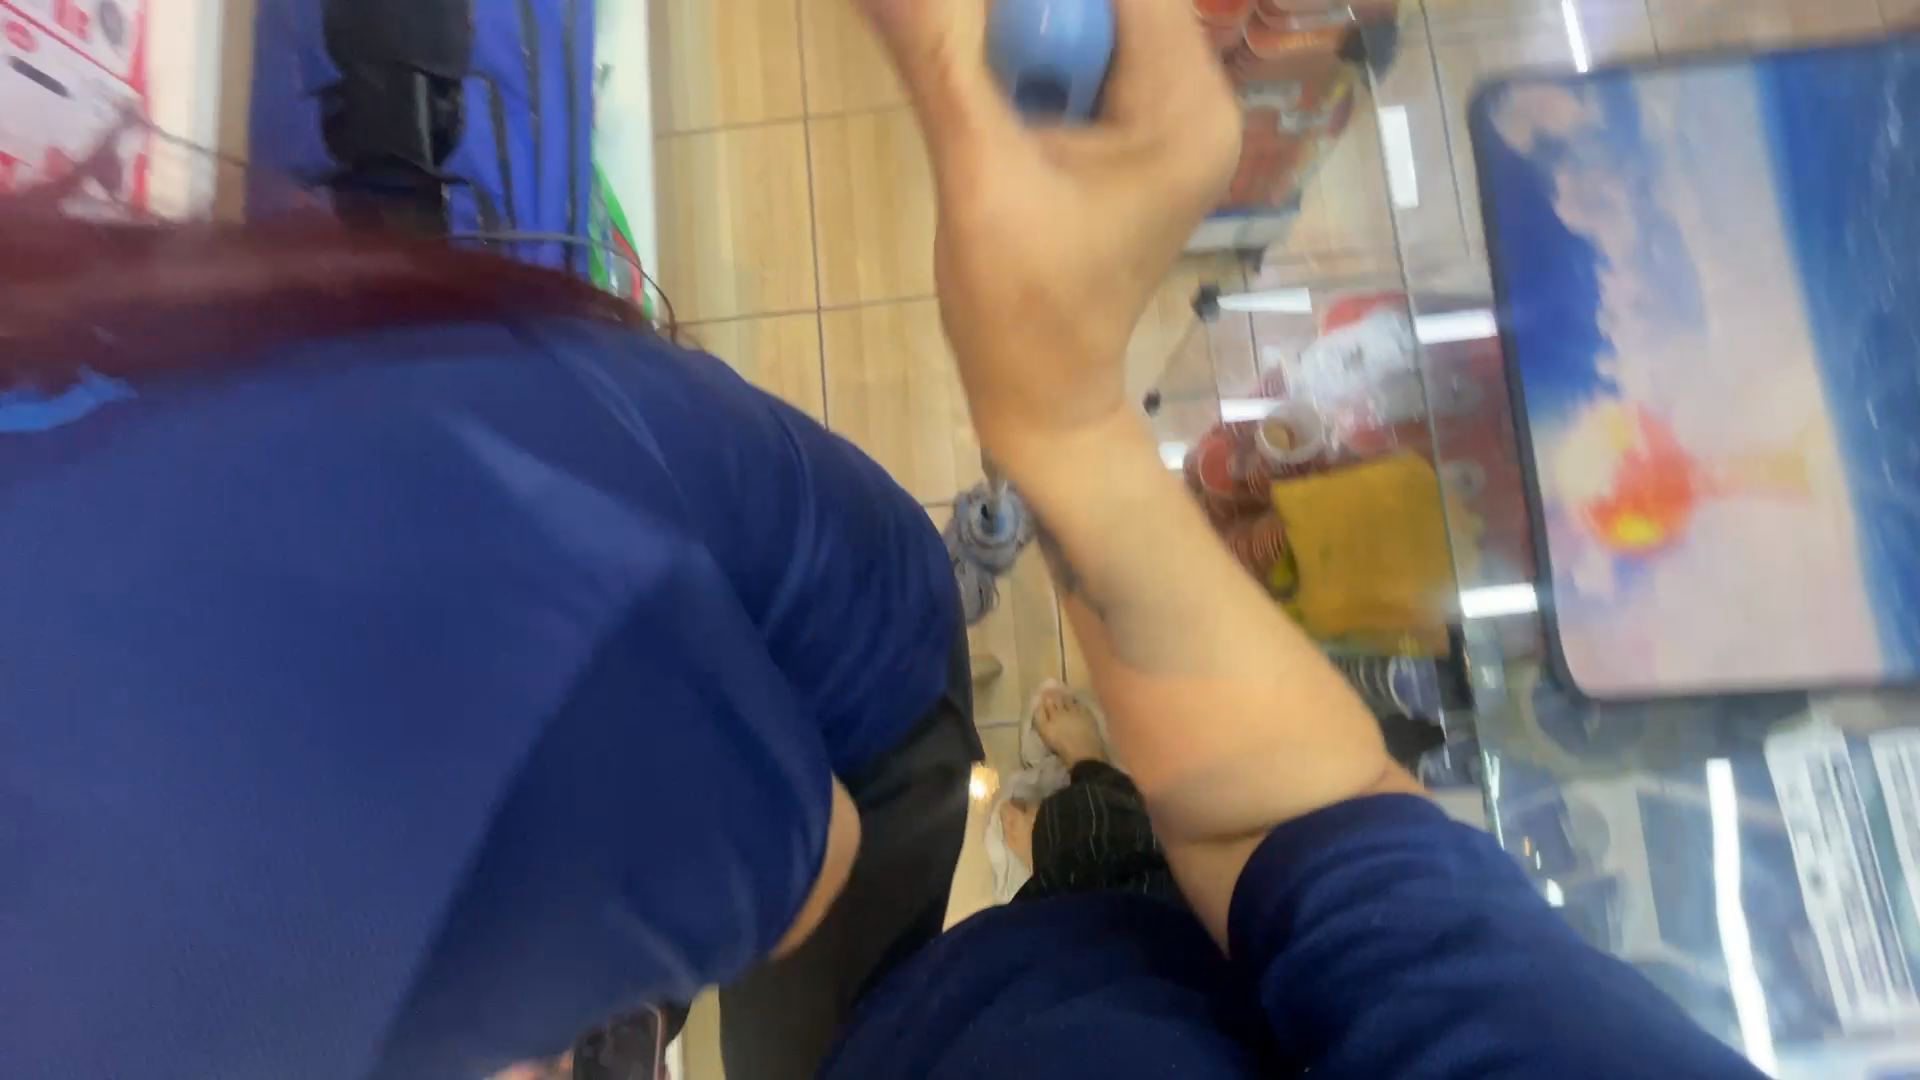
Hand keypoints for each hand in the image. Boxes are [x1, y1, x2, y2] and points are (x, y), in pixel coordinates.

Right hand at [858, 0, 1239, 457]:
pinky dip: (1031, 70)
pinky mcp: (1135, 148)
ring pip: (1092, 27)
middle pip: (1109, 3)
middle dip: (1029, 20)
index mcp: (1185, 109)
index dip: (1039, 0)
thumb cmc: (1020, 313)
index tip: (979, 29)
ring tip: (996, 122)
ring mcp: (1168, 127)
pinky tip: (1001, 115)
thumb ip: (937, 60)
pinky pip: (1084, 68)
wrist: (1042, 395)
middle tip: (977, 74)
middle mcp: (1196, 104)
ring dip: (1023, 40)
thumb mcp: (978, 181)